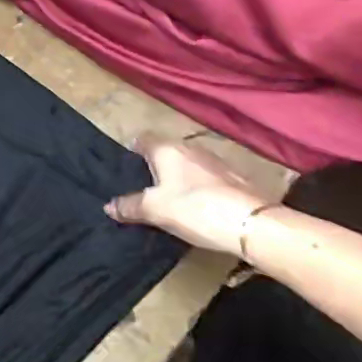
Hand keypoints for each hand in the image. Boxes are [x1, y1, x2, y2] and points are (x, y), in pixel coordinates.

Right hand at [105, 136, 279, 257]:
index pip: (143, 138)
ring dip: (178, 177)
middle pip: (165, 151)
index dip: (133, 149)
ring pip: (187, 164)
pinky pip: (205, 177)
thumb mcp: (156, 210)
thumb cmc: (195, 208)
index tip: (125, 165)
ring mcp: (214, 162)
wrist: (252, 223)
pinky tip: (196, 206)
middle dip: (155, 166)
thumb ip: (131, 206)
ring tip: (168, 198)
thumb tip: (108, 205)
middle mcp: (190, 148)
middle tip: (143, 186)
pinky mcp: (232, 178)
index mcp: (167, 149)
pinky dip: (197, 187)